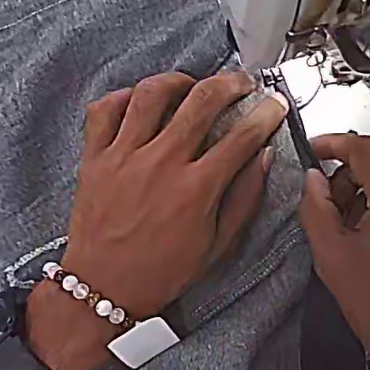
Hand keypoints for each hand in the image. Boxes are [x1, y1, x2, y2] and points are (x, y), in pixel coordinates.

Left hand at [25, 70, 287, 369]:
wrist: (104, 288)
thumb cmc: (160, 272)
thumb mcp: (217, 246)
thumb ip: (244, 199)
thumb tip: (263, 159)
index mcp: (196, 188)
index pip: (242, 135)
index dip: (266, 114)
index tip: (273, 104)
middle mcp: (161, 163)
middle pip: (203, 99)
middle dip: (231, 83)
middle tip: (240, 83)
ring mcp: (124, 156)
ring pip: (152, 93)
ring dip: (179, 80)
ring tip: (191, 86)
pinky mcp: (95, 157)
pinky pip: (105, 109)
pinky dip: (123, 97)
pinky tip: (139, 102)